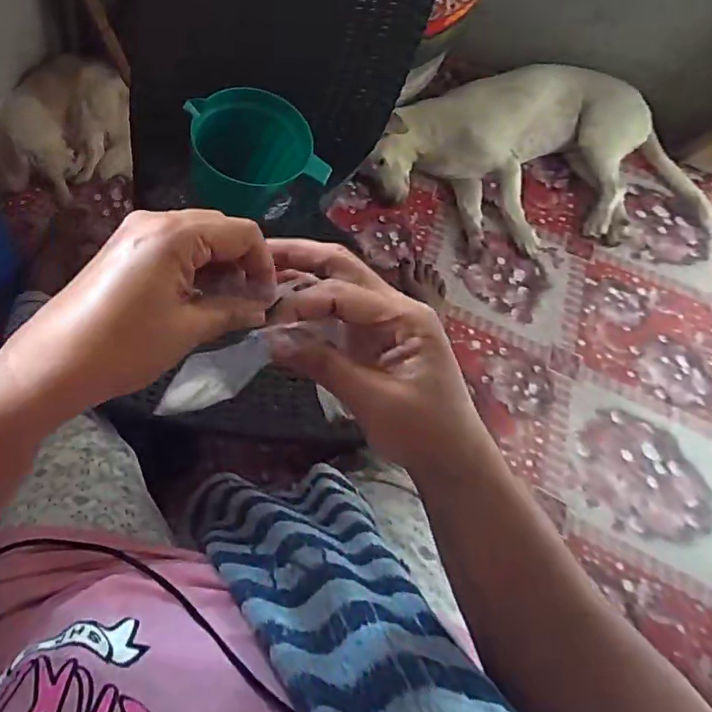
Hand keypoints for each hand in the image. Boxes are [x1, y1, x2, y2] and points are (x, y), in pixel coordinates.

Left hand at [0, 209, 274, 421]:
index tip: (266, 299)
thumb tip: (259, 306)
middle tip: (247, 302)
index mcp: (174, 233)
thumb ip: (230, 310)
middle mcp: (153, 219)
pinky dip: (189, 263)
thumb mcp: (186, 329)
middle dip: (239, 260)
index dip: (262, 263)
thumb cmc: (124, 346)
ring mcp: (133, 230)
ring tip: (222, 303)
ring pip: (193, 235)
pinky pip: (169, 244)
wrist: (54, 360)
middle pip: (217, 227)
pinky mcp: (120, 246)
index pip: (241, 231)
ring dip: (215, 262)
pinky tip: (192, 295)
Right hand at [264, 238, 494, 471]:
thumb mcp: (372, 400)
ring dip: (300, 271)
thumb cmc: (424, 431)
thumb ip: (323, 364)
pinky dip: (305, 301)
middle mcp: (393, 306)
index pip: (343, 292)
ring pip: (336, 279)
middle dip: (300, 255)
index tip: (267, 319)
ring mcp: (380, 318)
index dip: (302, 301)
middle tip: (258, 251)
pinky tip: (279, 300)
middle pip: (341, 266)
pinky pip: (333, 307)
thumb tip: (271, 341)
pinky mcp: (367, 334)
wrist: (453, 460)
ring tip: (261, 268)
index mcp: (404, 316)